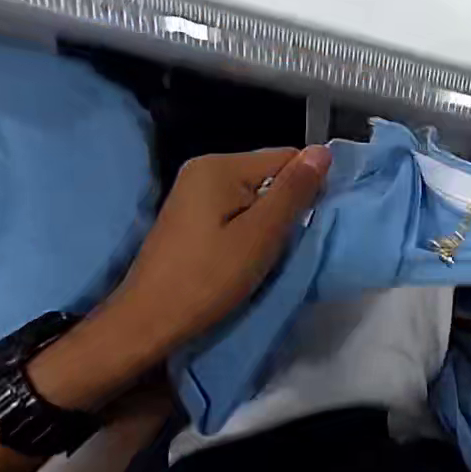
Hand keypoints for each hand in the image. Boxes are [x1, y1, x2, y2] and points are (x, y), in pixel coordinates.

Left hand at [96, 146, 330, 348]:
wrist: (148, 321)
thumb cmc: (208, 278)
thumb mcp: (261, 234)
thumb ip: (293, 191)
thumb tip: (323, 151)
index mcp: (220, 165)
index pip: (287, 157)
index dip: (304, 189)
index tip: (302, 226)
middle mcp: (205, 167)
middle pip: (269, 173)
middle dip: (284, 205)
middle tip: (278, 244)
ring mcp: (193, 189)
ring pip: (254, 193)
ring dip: (267, 219)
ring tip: (261, 251)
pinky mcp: (190, 212)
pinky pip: (235, 207)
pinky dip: (248, 227)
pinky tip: (242, 253)